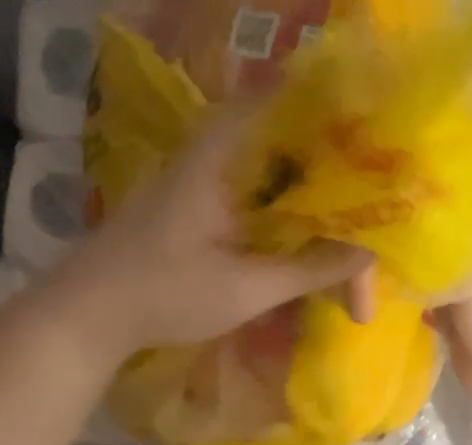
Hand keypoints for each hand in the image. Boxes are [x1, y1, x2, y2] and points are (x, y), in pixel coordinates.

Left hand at [40, 101, 371, 358]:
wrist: (86, 313)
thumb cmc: (163, 293)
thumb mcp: (245, 287)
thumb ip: (310, 268)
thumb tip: (370, 255)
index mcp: (228, 148)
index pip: (301, 104)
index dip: (350, 125)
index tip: (384, 158)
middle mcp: (219, 149)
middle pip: (299, 149)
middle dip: (342, 188)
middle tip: (378, 226)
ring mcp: (208, 177)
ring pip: (281, 179)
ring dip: (316, 214)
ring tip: (351, 253)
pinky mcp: (202, 205)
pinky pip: (260, 201)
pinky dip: (288, 226)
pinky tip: (310, 257)